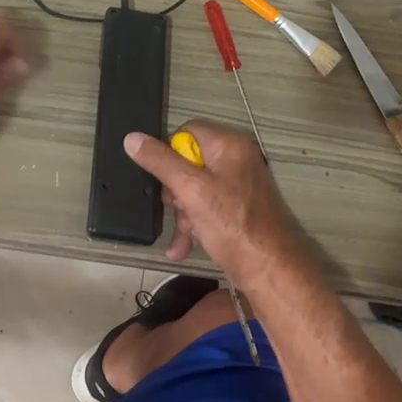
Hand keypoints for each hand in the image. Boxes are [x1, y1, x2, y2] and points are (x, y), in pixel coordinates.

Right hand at [124, 120, 298, 274]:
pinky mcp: (235, 209)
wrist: (268, 269)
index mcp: (229, 146)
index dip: (169, 152)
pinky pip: (204, 207)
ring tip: (185, 233)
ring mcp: (236, 186)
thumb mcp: (190, 190)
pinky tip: (181, 246)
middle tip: (177, 208)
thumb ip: (160, 162)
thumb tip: (132, 139)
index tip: (163, 177)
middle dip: (175, 191)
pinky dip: (193, 224)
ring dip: (182, 214)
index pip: (187, 132)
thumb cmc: (232, 225)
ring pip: (193, 189)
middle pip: (187, 163)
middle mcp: (235, 161)